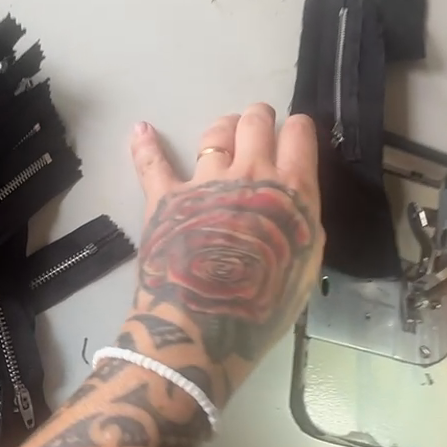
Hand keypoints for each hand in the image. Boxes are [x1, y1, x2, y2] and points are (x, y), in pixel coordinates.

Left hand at [123, 103, 323, 404]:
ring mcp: (206, 181)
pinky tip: (141, 130)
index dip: (296, 129)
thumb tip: (292, 203)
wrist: (204, 328)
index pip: (299, 134)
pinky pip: (153, 162)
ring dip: (223, 127)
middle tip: (258, 126)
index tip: (293, 135)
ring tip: (224, 131)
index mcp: (291, 190)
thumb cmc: (263, 306)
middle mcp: (251, 173)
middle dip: (259, 118)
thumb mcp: (305, 265)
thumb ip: (301, 223)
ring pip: (215, 132)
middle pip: (256, 122)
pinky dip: (145, 145)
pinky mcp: (166, 196)